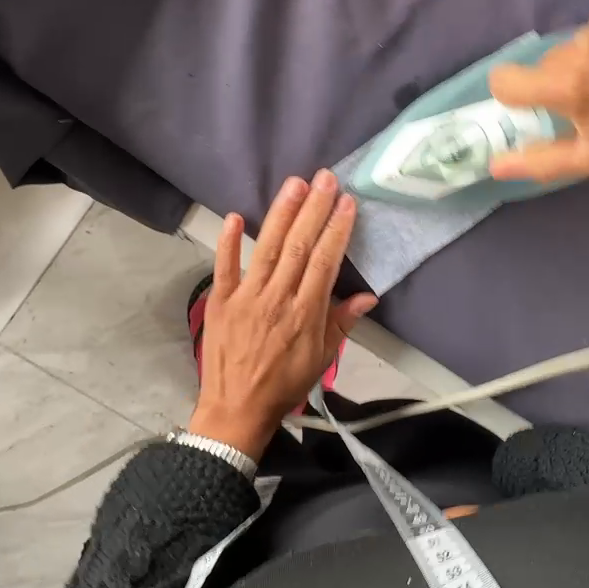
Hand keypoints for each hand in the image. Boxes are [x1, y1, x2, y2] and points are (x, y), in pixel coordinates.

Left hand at [189, 170, 376, 459]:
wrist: (237, 409)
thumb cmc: (285, 383)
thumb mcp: (322, 358)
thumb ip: (342, 322)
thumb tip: (368, 295)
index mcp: (305, 313)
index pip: (325, 262)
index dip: (337, 229)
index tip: (346, 202)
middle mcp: (277, 298)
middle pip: (299, 246)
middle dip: (314, 209)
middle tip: (325, 178)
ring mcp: (246, 297)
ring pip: (268, 248)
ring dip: (282, 214)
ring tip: (295, 184)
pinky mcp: (220, 301)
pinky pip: (224, 267)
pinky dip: (229, 242)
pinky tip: (237, 216)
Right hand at [486, 2, 588, 190]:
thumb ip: (538, 161)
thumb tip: (494, 165)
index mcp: (566, 85)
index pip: (504, 79)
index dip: (515, 97)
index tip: (539, 110)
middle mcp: (581, 46)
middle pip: (543, 64)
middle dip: (558, 84)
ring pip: (576, 45)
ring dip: (588, 62)